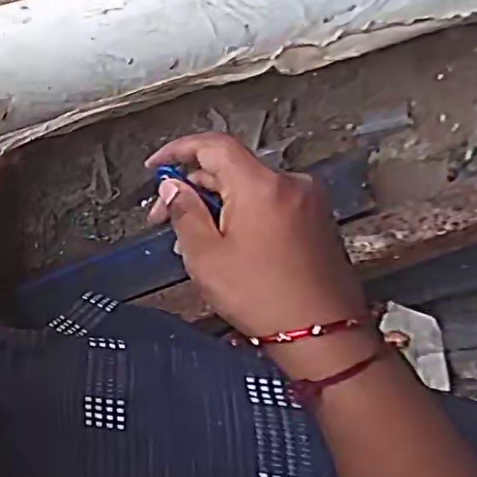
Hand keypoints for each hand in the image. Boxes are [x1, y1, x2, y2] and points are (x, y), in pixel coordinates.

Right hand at [146, 133, 367, 370]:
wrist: (320, 330)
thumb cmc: (262, 296)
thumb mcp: (205, 255)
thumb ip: (184, 212)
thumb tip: (173, 187)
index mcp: (260, 187)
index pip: (213, 146)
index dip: (177, 150)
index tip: (156, 166)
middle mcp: (289, 184)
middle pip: (228, 168)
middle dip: (190, 187)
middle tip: (162, 216)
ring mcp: (307, 200)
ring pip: (246, 186)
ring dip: (213, 203)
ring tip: (191, 238)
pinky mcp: (314, 218)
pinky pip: (267, 201)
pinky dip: (238, 212)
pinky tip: (222, 241)